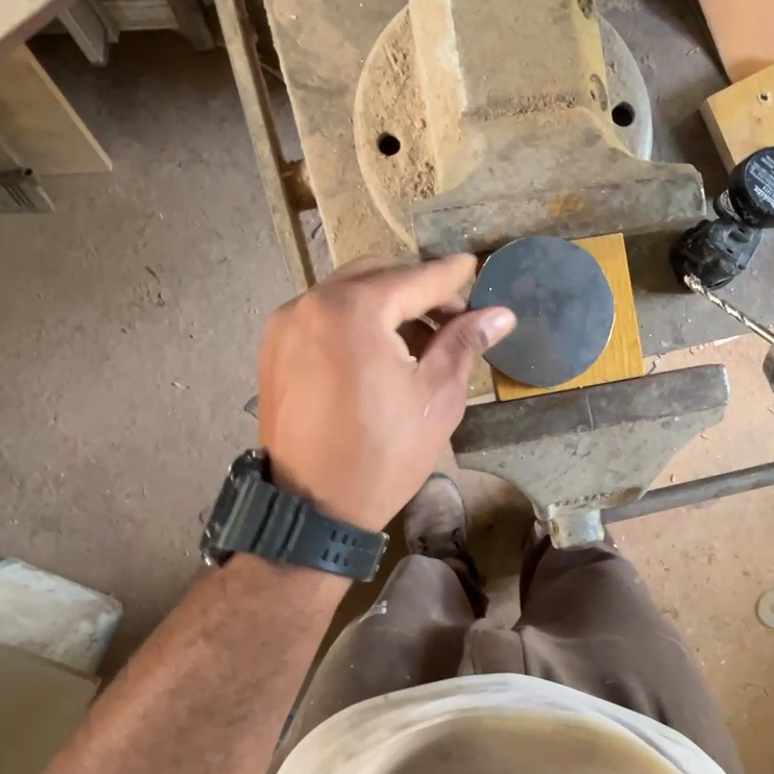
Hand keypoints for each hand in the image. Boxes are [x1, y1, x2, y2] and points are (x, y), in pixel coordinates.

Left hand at [257, 254, 514, 530]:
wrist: (312, 507)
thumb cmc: (383, 454)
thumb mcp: (436, 397)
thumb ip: (464, 344)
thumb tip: (500, 315)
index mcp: (355, 310)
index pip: (416, 279)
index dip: (452, 276)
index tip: (475, 267)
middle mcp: (312, 303)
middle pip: (377, 274)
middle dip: (416, 289)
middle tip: (451, 320)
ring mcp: (285, 325)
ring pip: (346, 293)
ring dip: (384, 304)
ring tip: (416, 342)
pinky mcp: (274, 348)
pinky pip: (322, 316)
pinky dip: (353, 321)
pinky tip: (376, 355)